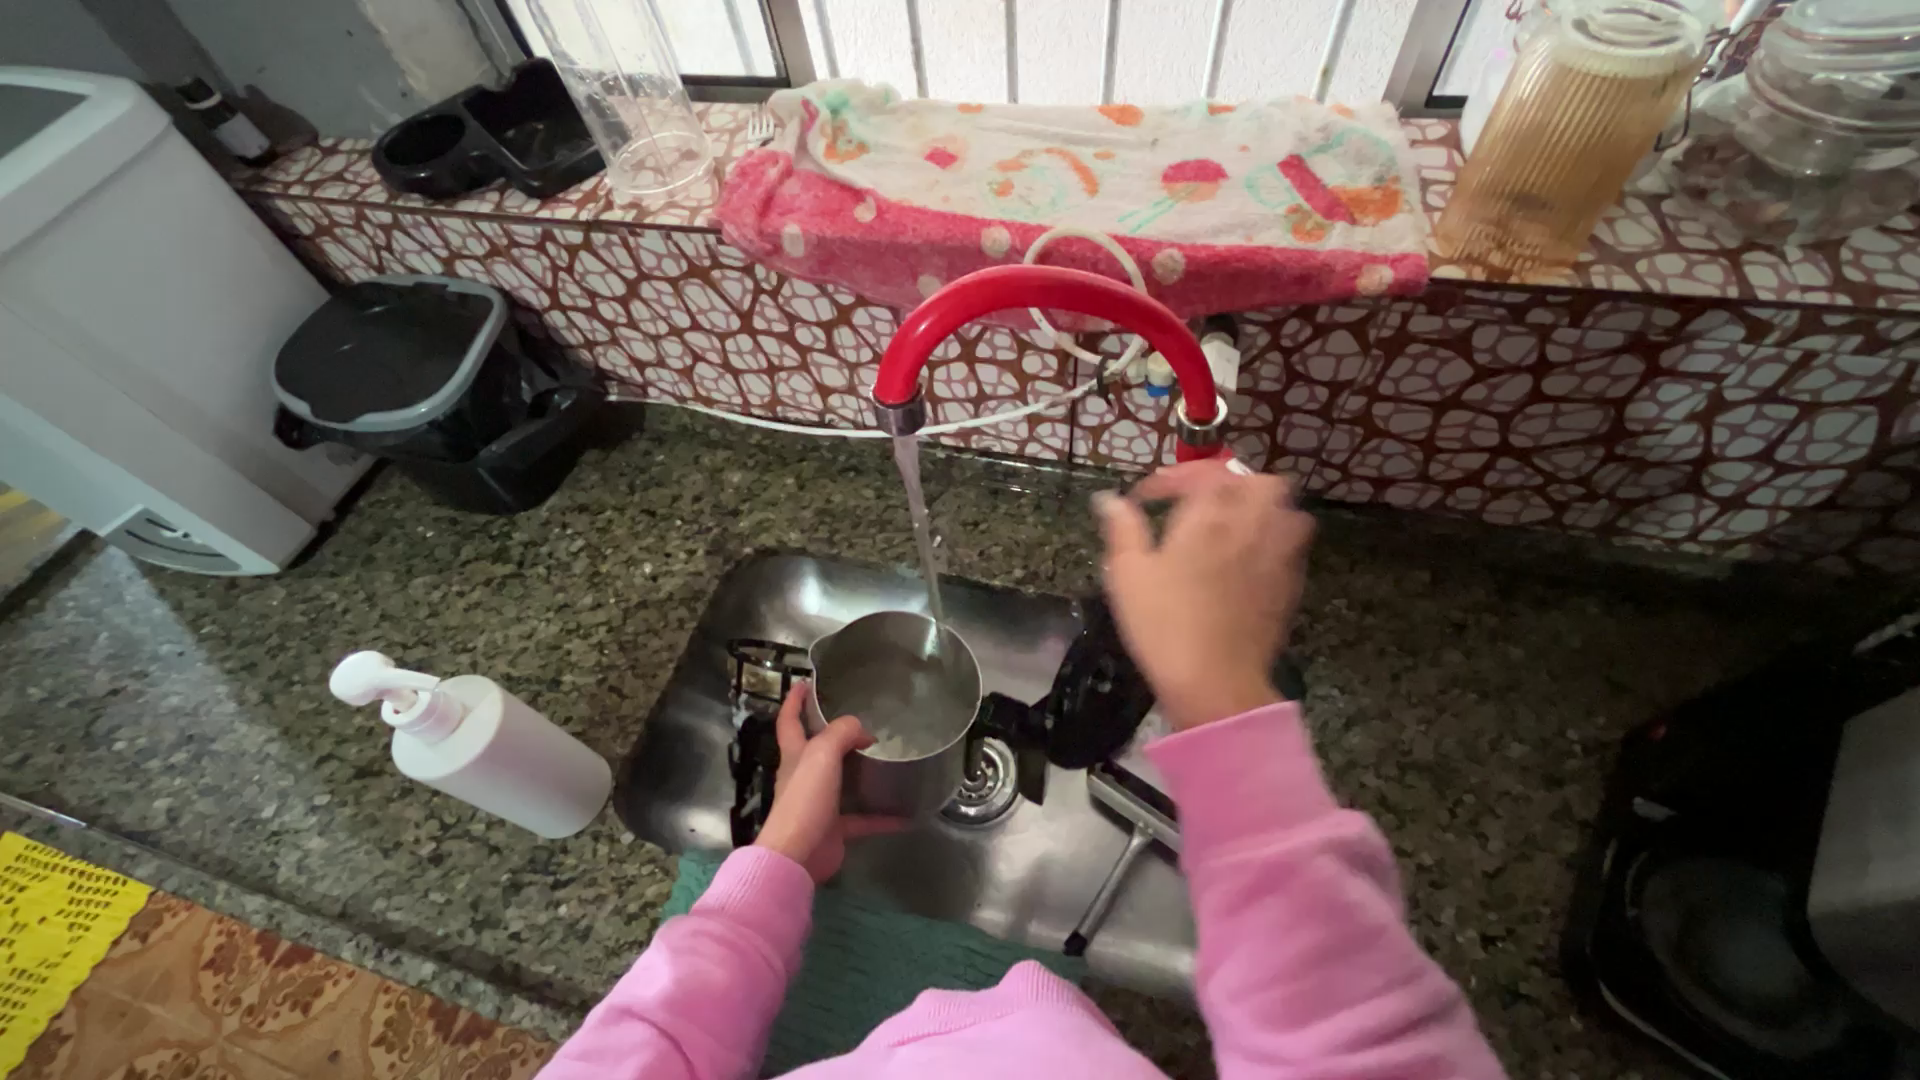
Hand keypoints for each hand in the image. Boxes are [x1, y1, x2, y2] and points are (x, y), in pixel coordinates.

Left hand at [754, 683, 903, 882]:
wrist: (798, 855)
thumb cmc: (805, 798)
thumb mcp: (822, 753)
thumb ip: (843, 733)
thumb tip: (864, 733)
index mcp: (795, 755)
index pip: (789, 721)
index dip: (794, 701)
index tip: (805, 683)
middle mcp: (804, 777)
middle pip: (816, 749)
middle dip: (833, 734)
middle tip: (860, 720)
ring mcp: (819, 804)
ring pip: (842, 782)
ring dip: (861, 773)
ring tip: (885, 759)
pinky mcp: (834, 829)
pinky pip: (863, 819)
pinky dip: (882, 817)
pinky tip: (905, 814)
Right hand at [1094, 458, 1313, 730]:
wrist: (1216, 681)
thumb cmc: (1163, 624)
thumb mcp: (1127, 574)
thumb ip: (1122, 529)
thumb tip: (1108, 499)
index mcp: (1210, 515)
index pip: (1203, 472)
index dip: (1173, 477)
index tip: (1146, 498)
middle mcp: (1252, 524)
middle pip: (1257, 481)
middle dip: (1228, 483)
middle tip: (1198, 503)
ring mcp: (1279, 555)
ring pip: (1286, 509)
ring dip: (1260, 507)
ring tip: (1231, 525)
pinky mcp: (1291, 585)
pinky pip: (1291, 544)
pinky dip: (1271, 539)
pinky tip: (1247, 561)